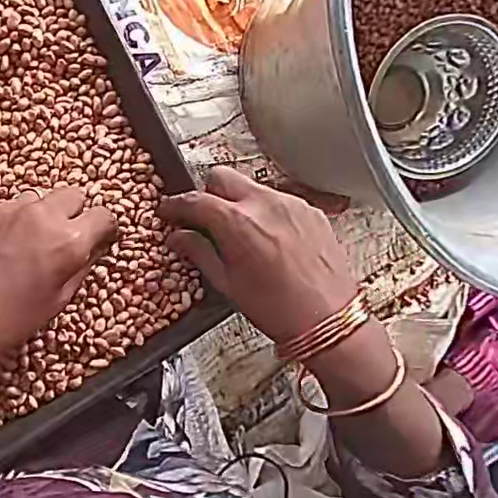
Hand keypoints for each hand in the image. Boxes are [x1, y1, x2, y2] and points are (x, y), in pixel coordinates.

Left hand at [0, 188, 117, 354]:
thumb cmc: (8, 321)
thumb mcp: (59, 299)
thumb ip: (82, 265)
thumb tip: (93, 246)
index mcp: (67, 242)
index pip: (104, 215)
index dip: (104, 228)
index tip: (100, 237)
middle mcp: (40, 216)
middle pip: (72, 195)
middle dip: (74, 214)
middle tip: (64, 240)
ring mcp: (7, 210)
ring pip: (38, 198)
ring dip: (41, 215)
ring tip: (29, 244)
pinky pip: (7, 206)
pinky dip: (11, 221)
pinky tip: (2, 248)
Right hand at [157, 166, 359, 342]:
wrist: (328, 320)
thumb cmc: (279, 309)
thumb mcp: (227, 284)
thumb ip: (199, 252)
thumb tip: (179, 237)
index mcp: (237, 222)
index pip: (194, 200)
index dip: (175, 205)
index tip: (169, 212)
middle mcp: (264, 204)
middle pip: (221, 177)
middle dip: (206, 194)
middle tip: (203, 218)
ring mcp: (290, 204)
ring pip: (250, 186)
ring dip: (237, 201)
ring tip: (238, 233)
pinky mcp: (310, 210)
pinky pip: (277, 199)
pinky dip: (264, 211)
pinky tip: (266, 238)